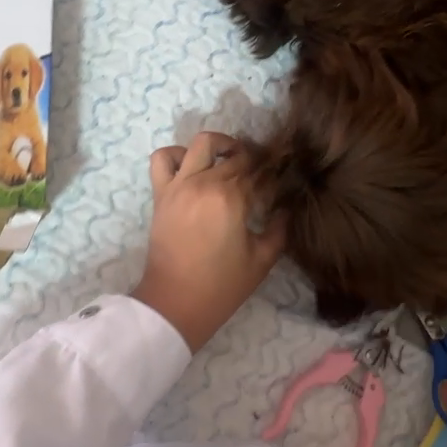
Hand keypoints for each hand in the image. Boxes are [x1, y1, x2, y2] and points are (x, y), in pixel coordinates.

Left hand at [130, 132, 285, 350]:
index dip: (274, 174)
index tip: (280, 182)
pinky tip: (190, 167)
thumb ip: (279, 230)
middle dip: (252, 161)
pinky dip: (176, 155)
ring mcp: (180, 184)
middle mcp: (206, 182)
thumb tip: (285, 209)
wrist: (174, 303)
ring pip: (201, 143)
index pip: (260, 172)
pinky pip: (162, 158)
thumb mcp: (262, 261)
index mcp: (233, 198)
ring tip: (228, 158)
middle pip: (236, 156)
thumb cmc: (221, 286)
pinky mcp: (161, 192)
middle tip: (260, 176)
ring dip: (219, 145)